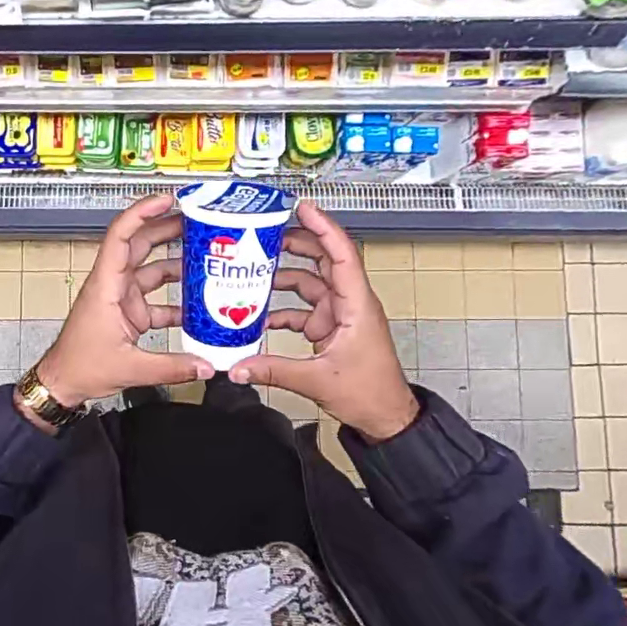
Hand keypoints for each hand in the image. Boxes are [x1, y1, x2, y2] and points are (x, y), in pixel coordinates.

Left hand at [32, 194, 213, 412]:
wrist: (63, 383)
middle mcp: (113, 286)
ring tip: (204, 259)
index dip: (143, 213)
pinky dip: (176, 301)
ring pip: (152, 270)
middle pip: (141, 245)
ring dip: (177, 263)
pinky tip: (197, 307)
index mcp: (106, 286)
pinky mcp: (128, 314)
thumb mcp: (130, 368)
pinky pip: (157, 300)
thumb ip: (173, 367)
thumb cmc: (78, 366)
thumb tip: (205, 365)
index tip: (166, 201)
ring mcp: (121, 298)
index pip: (121, 236)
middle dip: (168, 229)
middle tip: (196, 222)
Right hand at [229, 202, 419, 441]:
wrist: (386, 417)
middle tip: (268, 235)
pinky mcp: (333, 330)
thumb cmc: (373, 393)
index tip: (303, 209)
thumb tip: (240, 366)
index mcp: (357, 305)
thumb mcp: (317, 380)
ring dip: (286, 278)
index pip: (342, 253)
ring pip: (312, 284)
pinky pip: (305, 311)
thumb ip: (273, 370)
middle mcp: (350, 304)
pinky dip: (285, 310)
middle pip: (324, 261)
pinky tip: (263, 316)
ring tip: (258, 272)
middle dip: (297, 244)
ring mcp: (341, 316)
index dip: (323, 227)